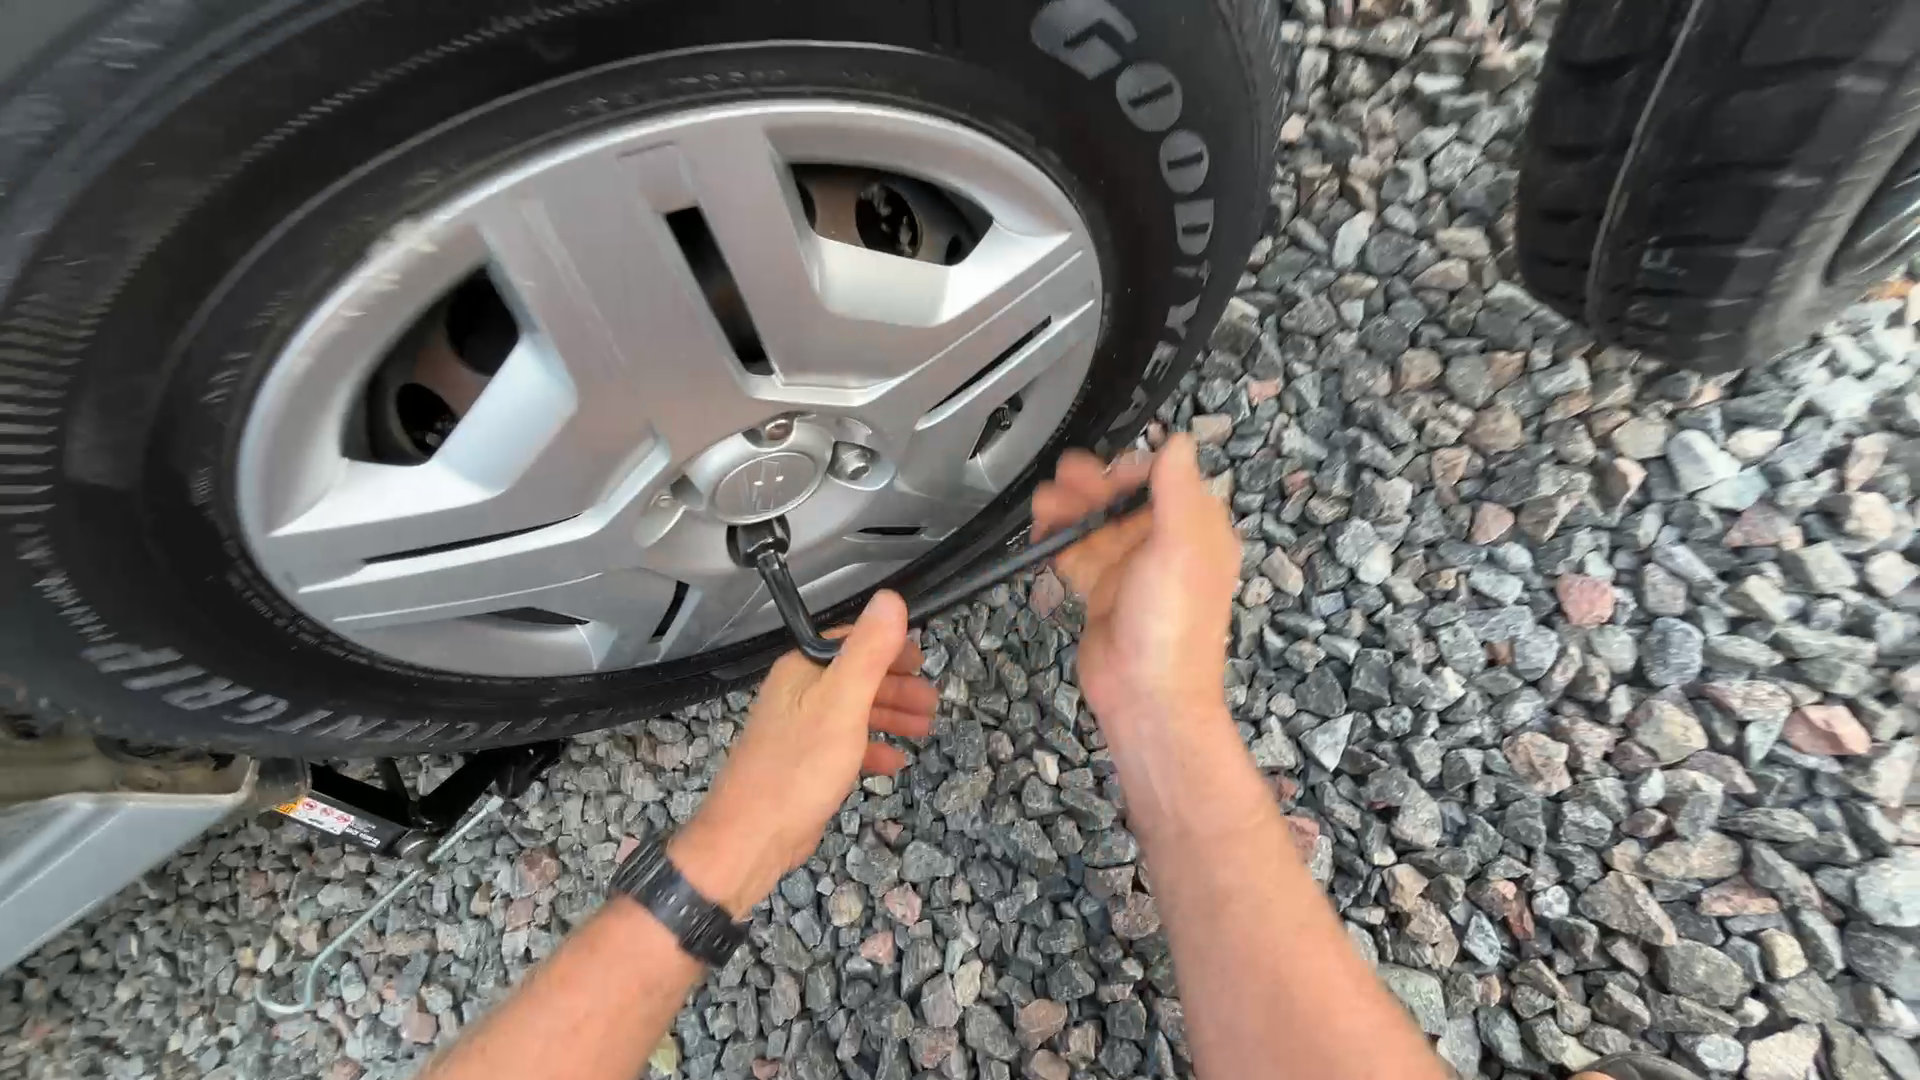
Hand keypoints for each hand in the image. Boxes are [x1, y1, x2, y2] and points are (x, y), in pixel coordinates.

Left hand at [669, 591, 934, 916]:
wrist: (751, 839)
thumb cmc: (797, 768)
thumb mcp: (841, 703)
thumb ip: (868, 651)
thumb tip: (892, 598)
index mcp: (803, 669)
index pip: (852, 641)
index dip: (890, 647)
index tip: (922, 660)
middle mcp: (800, 693)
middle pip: (858, 677)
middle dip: (898, 686)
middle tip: (931, 702)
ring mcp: (802, 729)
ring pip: (855, 711)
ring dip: (891, 715)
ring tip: (923, 728)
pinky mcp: (806, 763)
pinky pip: (847, 746)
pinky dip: (872, 748)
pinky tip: (893, 761)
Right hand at [1031, 435, 1240, 738]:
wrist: (1146, 697)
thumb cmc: (1172, 627)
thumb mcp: (1180, 548)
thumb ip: (1176, 491)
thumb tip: (1179, 442)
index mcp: (1197, 533)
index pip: (1163, 482)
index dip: (1131, 471)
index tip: (1104, 473)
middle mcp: (1166, 549)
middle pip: (1123, 501)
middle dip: (1091, 488)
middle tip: (1062, 480)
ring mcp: (1133, 572)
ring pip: (1096, 526)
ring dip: (1069, 511)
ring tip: (1043, 504)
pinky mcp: (1104, 593)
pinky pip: (1079, 556)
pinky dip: (1060, 542)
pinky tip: (1043, 534)